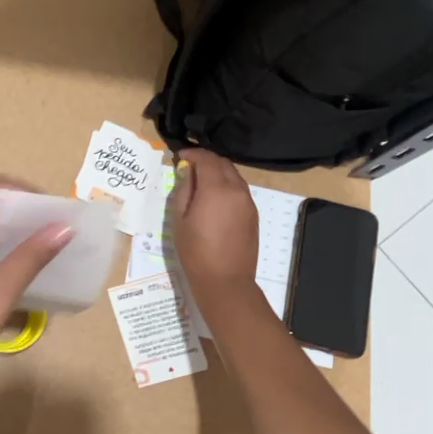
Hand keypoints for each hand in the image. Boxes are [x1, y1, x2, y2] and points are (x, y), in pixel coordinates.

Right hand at [169, 148, 260, 294]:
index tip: (179, 157)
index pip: (207, 159)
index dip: (192, 154)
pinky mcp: (253, 214)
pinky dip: (227, 186)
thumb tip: (188, 173)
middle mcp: (236, 190)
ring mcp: (248, 202)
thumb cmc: (195, 251)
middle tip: (189, 168)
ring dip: (218, 173)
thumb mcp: (179, 220)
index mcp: (216, 189)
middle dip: (206, 161)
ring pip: (234, 176)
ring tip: (201, 183)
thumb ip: (183, 191)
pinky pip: (240, 190)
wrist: (225, 280)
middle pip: (223, 163)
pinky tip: (215, 199)